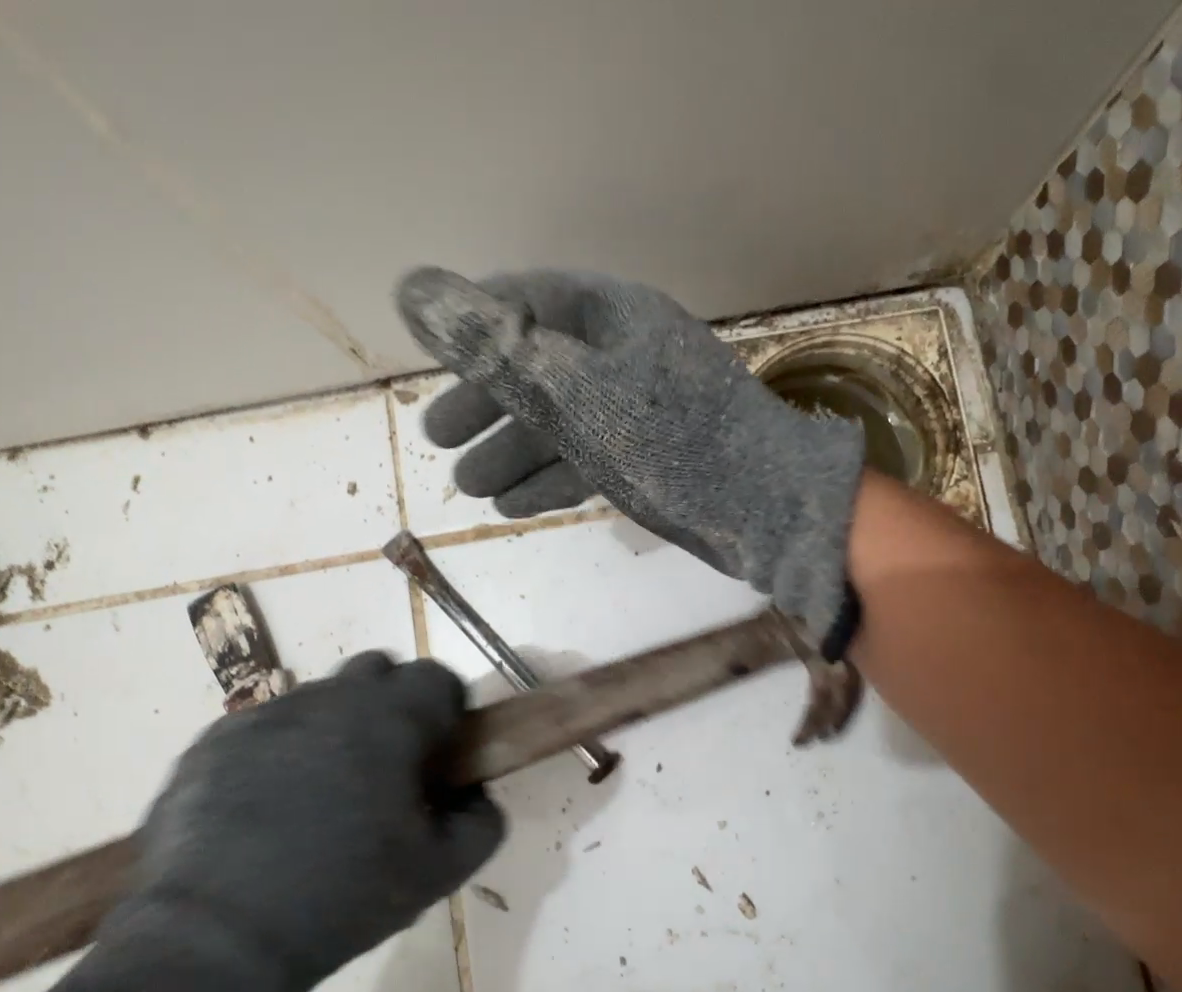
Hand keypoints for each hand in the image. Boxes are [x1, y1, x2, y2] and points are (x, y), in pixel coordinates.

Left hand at [1, 653, 503, 991]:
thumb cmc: (342, 900)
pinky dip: (280, 753)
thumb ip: (481, 820)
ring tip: (320, 799)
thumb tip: (472, 793)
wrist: (213, 939)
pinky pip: (266, 728)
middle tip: (386, 770)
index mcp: (390, 718)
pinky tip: (266, 813)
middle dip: (392, 706)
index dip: (447, 711)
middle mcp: (330, 698)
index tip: (440, 755)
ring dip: (335, 730)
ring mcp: (266, 715)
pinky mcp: (213, 742)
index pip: (437, 678)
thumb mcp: (439, 872)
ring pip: (319, 700)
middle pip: (377, 672)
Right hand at [395, 268, 865, 651]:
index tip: (431, 357)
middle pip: (538, 367)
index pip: (527, 301)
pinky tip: (515, 506)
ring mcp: (640, 408)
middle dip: (486, 404)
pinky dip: (551, 480)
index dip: (474, 326)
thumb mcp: (575, 390)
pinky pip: (589, 458)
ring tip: (469, 486)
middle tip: (438, 439)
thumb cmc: (671, 440)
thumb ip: (496, 347)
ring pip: (561, 421)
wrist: (767, 511)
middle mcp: (624, 353)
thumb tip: (414, 290)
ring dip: (512, 452)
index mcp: (613, 316)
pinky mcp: (652, 456)